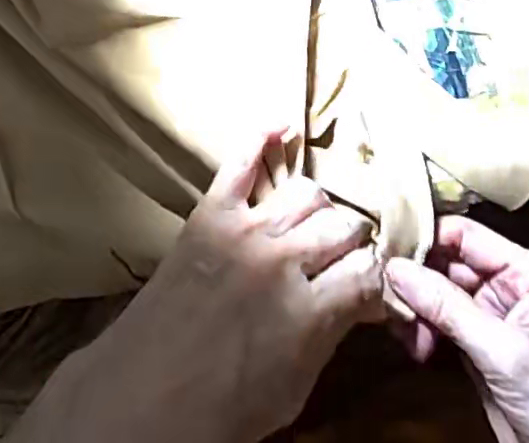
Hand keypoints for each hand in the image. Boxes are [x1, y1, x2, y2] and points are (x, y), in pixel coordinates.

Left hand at [10, 128, 383, 442]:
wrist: (149, 386)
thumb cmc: (226, 404)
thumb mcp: (297, 385)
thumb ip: (333, 331)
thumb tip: (363, 297)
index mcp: (309, 311)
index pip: (370, 273)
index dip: (379, 280)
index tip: (376, 286)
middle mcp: (282, 259)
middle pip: (343, 226)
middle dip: (355, 242)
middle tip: (347, 256)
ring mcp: (244, 229)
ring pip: (307, 193)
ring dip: (321, 209)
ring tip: (316, 225)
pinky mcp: (210, 211)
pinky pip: (239, 162)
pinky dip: (261, 138)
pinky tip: (282, 126)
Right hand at [386, 216, 528, 442]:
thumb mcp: (508, 355)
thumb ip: (449, 307)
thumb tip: (396, 268)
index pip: (464, 235)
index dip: (425, 239)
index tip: (388, 250)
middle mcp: (508, 288)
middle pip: (443, 263)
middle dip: (414, 280)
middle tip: (388, 296)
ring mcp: (491, 318)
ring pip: (434, 292)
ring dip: (413, 309)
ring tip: (404, 330)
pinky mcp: (477, 346)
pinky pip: (436, 321)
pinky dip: (419, 329)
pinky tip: (414, 345)